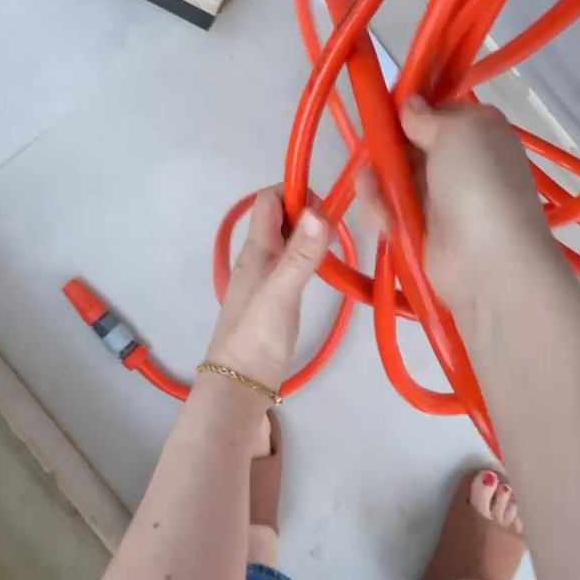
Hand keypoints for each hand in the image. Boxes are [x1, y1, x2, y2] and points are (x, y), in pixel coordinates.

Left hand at [203, 186, 332, 391]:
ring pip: (287, 239)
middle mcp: (259, 257)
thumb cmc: (257, 337)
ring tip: (338, 245)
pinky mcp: (274, 297)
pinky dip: (308, 256)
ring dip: (310, 234)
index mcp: (256, 249)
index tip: (326, 204)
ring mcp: (265, 277)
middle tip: (340, 226)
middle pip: (280, 216)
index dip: (295, 192)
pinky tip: (325, 270)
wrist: (238, 387)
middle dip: (309, 211)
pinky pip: (291, 262)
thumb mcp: (282, 293)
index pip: (269, 200)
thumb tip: (319, 211)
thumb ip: (300, 255)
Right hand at [367, 98, 564, 312]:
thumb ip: (428, 116)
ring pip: (397, 176)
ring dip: (379, 178)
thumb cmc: (478, 183)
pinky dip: (381, 208)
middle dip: (388, 144)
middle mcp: (463, 161)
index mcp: (480, 131)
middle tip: (370, 148)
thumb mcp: (458, 131)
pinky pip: (393, 209)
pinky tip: (378, 212)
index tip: (385, 107)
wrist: (490, 261)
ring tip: (368, 184)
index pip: (439, 111)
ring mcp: (443, 197)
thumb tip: (410, 103)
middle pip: (412, 143)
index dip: (412, 108)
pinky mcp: (424, 229)